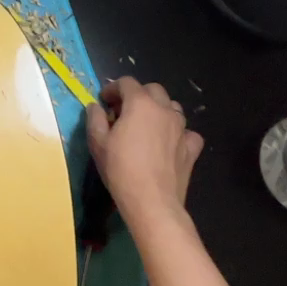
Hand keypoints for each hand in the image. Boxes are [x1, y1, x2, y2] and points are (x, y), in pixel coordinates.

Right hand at [86, 76, 204, 229]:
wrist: (152, 202)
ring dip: (159, 110)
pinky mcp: (192, 148)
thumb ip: (95, 118)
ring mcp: (181, 128)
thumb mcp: (97, 142)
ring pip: (172, 108)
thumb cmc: (121, 169)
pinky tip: (170, 143)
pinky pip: (187, 132)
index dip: (113, 89)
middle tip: (124, 112)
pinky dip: (179, 133)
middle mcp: (164, 109)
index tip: (104, 102)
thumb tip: (95, 106)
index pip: (126, 82)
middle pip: (152, 90)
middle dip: (138, 95)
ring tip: (147, 125)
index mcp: (140, 103)